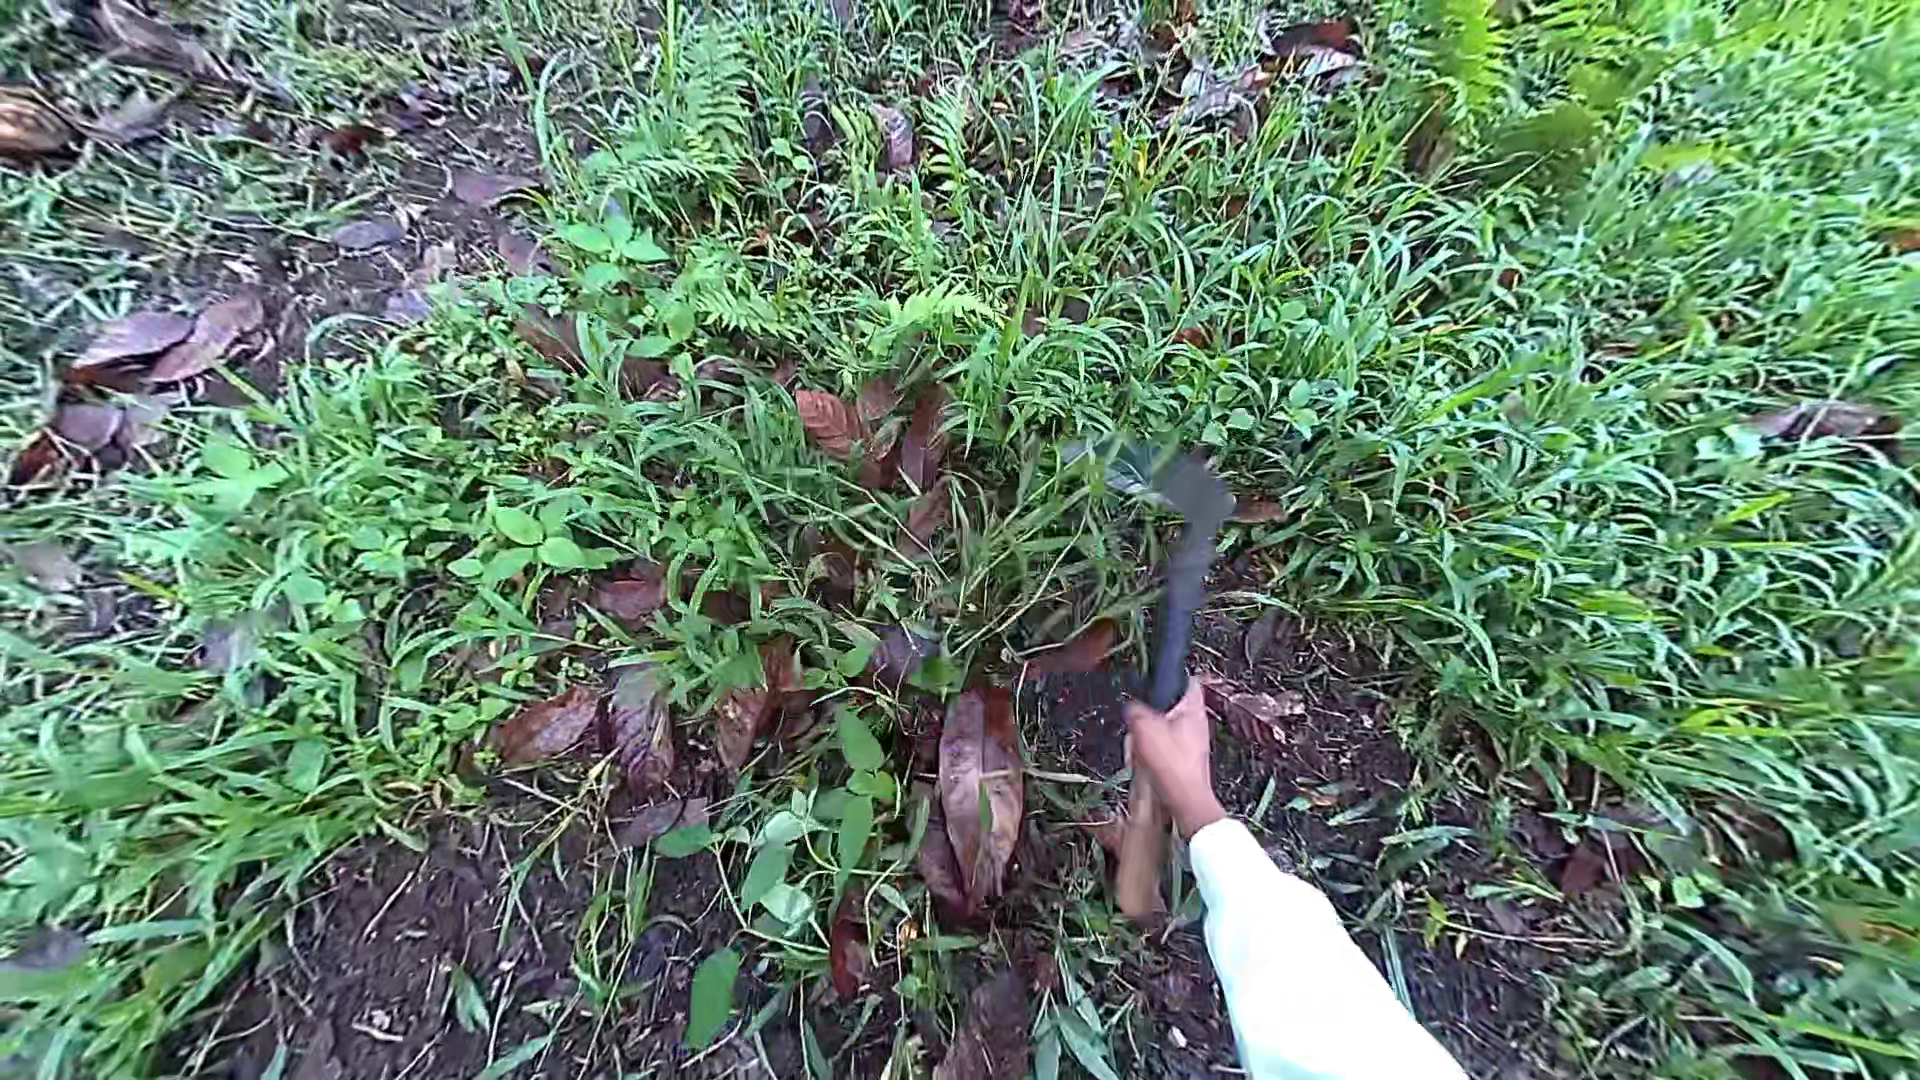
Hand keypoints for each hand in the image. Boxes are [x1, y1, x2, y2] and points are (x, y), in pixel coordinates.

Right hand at [1125, 678, 1225, 836]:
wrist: (1184, 801)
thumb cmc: (1173, 765)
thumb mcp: (1143, 726)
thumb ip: (1135, 709)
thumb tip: (1130, 707)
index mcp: (1193, 709)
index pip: (1186, 680)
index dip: (1170, 676)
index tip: (1156, 678)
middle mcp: (1197, 724)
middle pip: (1169, 707)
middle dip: (1150, 713)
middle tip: (1140, 720)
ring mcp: (1193, 743)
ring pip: (1163, 729)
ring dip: (1148, 735)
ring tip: (1140, 746)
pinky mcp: (1185, 760)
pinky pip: (1163, 748)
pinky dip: (1151, 752)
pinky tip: (1144, 761)